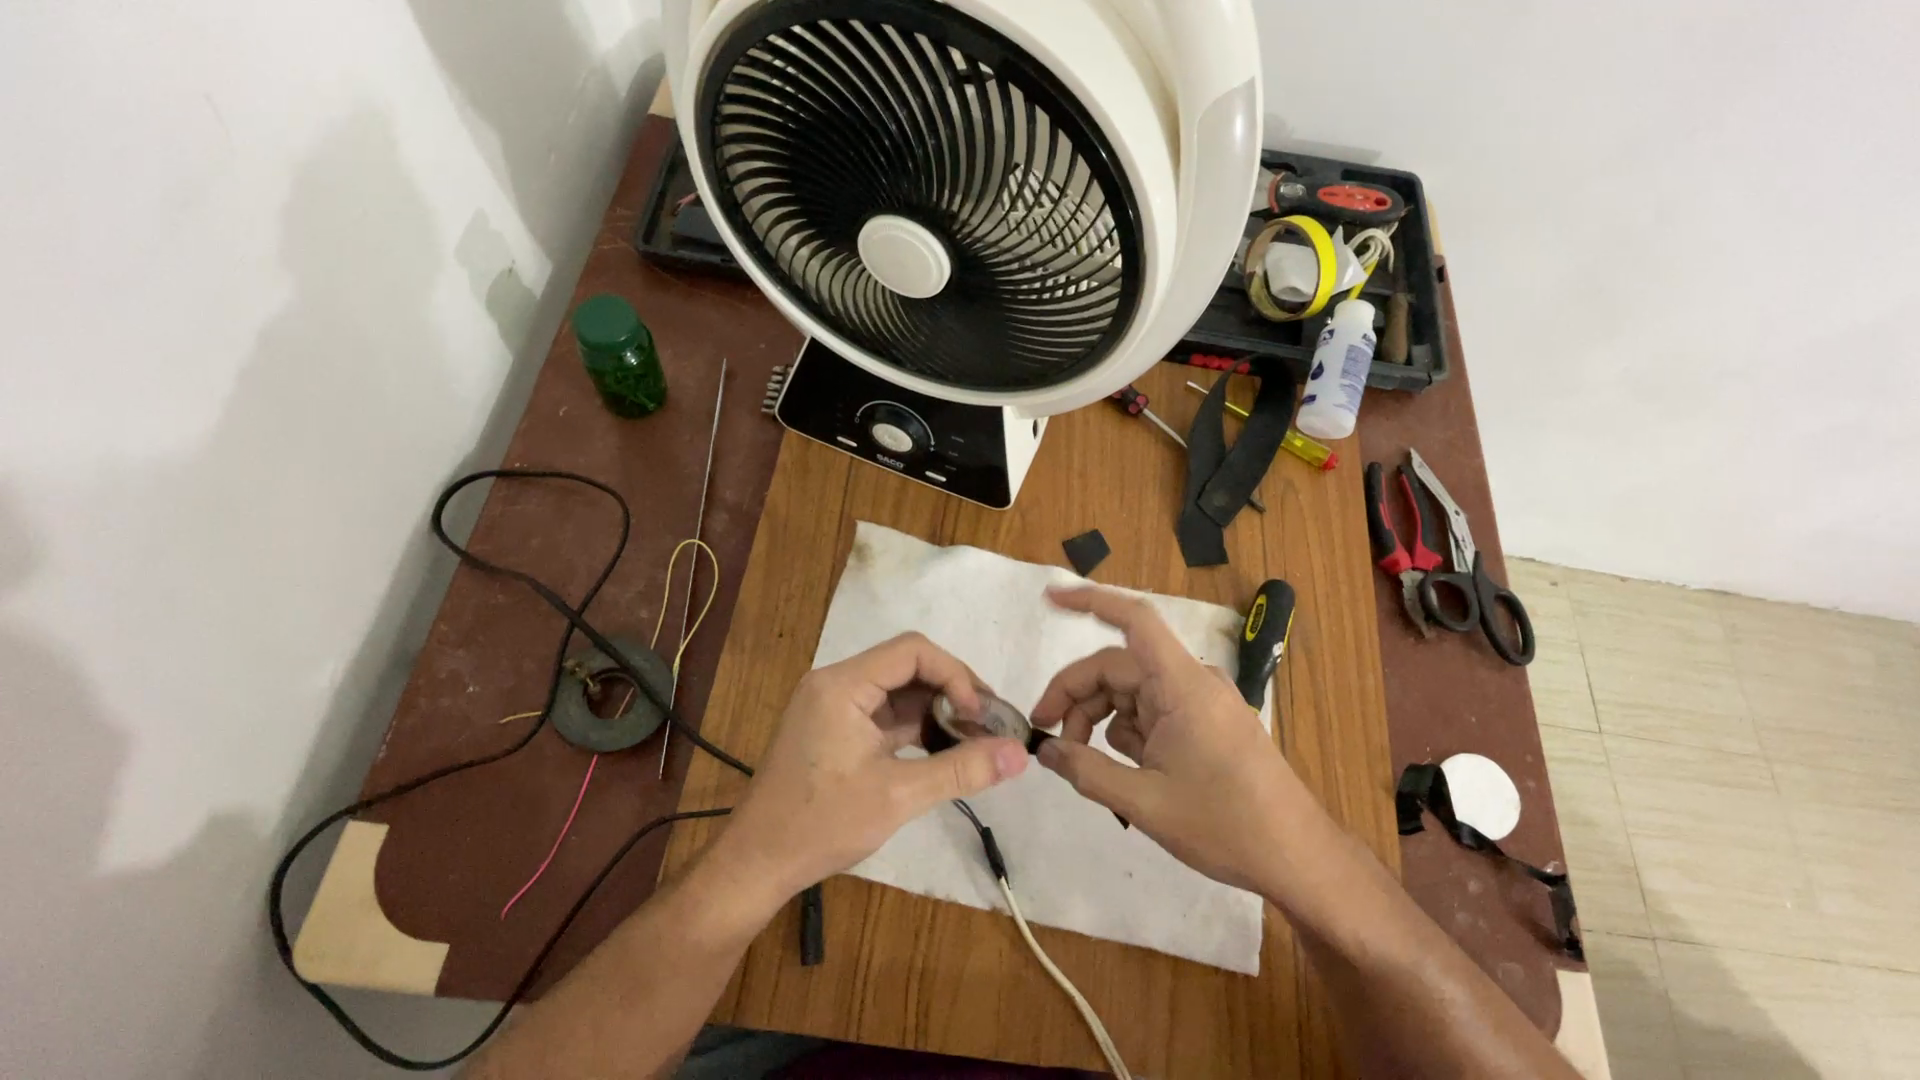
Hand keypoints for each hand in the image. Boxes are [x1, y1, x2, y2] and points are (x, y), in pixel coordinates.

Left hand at [713, 632, 1028, 904]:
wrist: (758, 862)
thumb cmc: (822, 823)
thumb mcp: (898, 795)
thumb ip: (962, 769)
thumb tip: (1021, 754)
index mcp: (842, 685)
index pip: (912, 651)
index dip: (955, 674)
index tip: (981, 714)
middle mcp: (836, 684)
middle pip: (907, 667)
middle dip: (952, 691)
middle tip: (990, 725)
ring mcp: (833, 707)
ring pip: (898, 693)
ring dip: (937, 711)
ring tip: (977, 740)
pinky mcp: (835, 730)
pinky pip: (885, 715)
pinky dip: (916, 729)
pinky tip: (946, 752)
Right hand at [1031, 586, 1308, 892]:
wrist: (1297, 857)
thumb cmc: (1225, 825)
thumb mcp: (1144, 802)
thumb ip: (1086, 770)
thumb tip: (1045, 750)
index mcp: (1181, 685)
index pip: (1134, 620)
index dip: (1090, 601)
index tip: (1050, 599)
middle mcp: (1191, 682)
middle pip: (1119, 667)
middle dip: (1077, 697)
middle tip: (1047, 737)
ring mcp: (1201, 703)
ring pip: (1132, 693)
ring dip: (1101, 720)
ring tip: (1088, 765)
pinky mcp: (1207, 724)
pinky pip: (1153, 713)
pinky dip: (1129, 734)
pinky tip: (1129, 773)